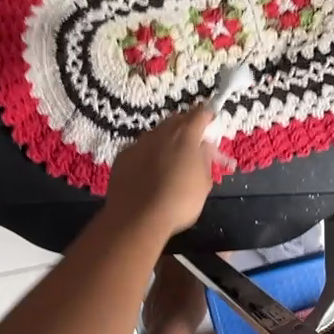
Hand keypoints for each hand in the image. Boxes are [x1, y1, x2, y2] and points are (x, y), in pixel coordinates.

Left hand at [103, 106, 215, 237]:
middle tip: (192, 142)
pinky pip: (140, 149)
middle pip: (176, 120)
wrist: (136, 219)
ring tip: (170, 160)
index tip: (211, 120)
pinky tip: (148, 173)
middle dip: (186, 127)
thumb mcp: (204, 183)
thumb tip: (204, 146)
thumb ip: (205, 159)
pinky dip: (147, 155)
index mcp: (185, 136)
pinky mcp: (122, 157)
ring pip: (156, 134)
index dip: (207, 115)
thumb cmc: (179, 202)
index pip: (200, 114)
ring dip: (166, 141)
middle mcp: (161, 133)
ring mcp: (138, 143)